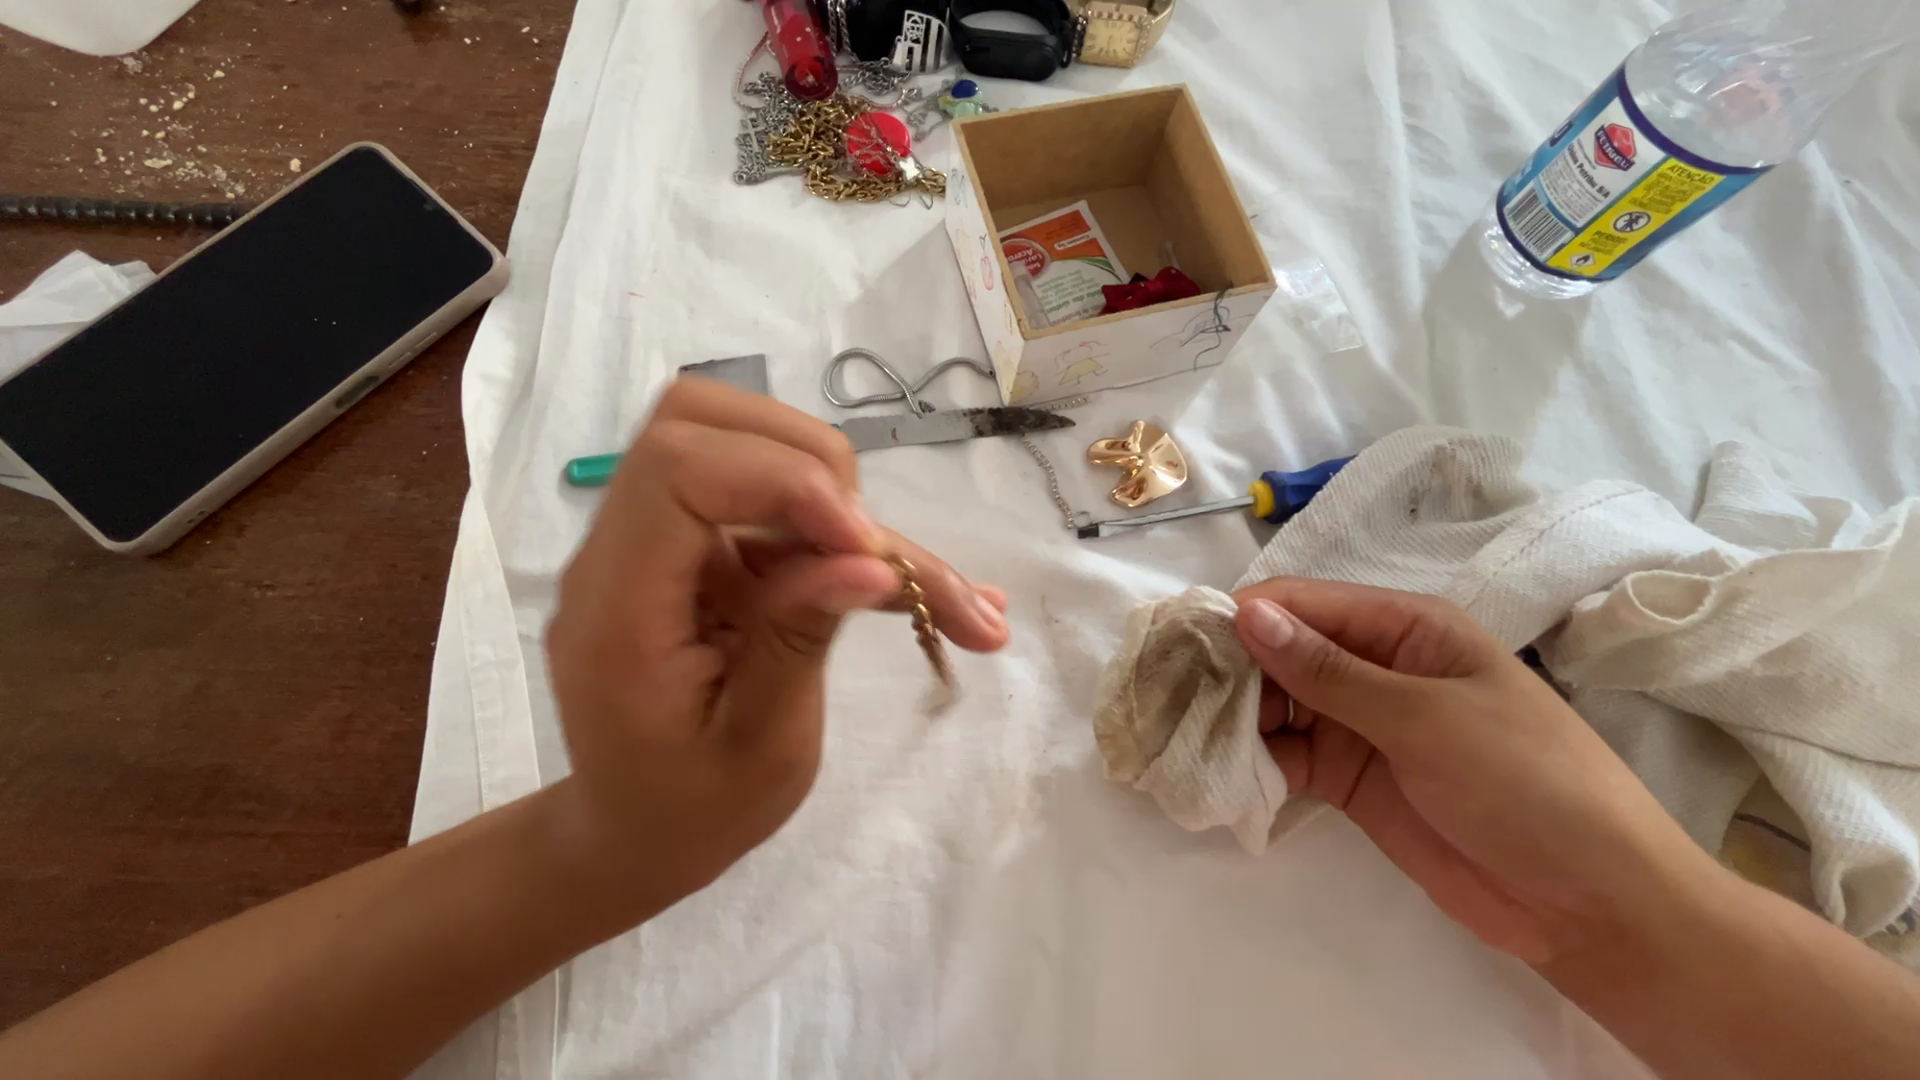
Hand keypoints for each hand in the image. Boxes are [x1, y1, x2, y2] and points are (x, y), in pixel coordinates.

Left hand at [546, 379, 1009, 913]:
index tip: (863, 550)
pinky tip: (914, 583)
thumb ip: (801, 640)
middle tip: (879, 554)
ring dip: (839, 494)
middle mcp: (627, 550)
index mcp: (618, 605)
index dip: (783, 480)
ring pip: (748, 445)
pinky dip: (844, 528)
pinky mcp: (705, 551)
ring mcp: (666, 544)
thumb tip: (870, 563)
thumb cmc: (692, 810)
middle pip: (702, 419)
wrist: (639, 830)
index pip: (678, 468)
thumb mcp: (759, 747)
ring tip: (915, 580)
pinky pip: (775, 501)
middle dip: (814, 464)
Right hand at [1232, 578, 1722, 965]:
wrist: (1594, 907)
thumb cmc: (1526, 784)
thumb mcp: (1426, 719)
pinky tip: (1220, 772)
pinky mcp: (1348, 776)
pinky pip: (1286, 754)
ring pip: (1276, 703)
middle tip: (1172, 693)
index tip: (1185, 643)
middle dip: (1231, 668)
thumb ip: (1328, 671)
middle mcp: (1374, 666)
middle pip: (1281, 651)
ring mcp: (1359, 723)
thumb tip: (1246, 613)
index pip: (1304, 604)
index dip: (1245, 617)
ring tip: (1185, 734)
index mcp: (1404, 629)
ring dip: (1234, 716)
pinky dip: (1254, 760)